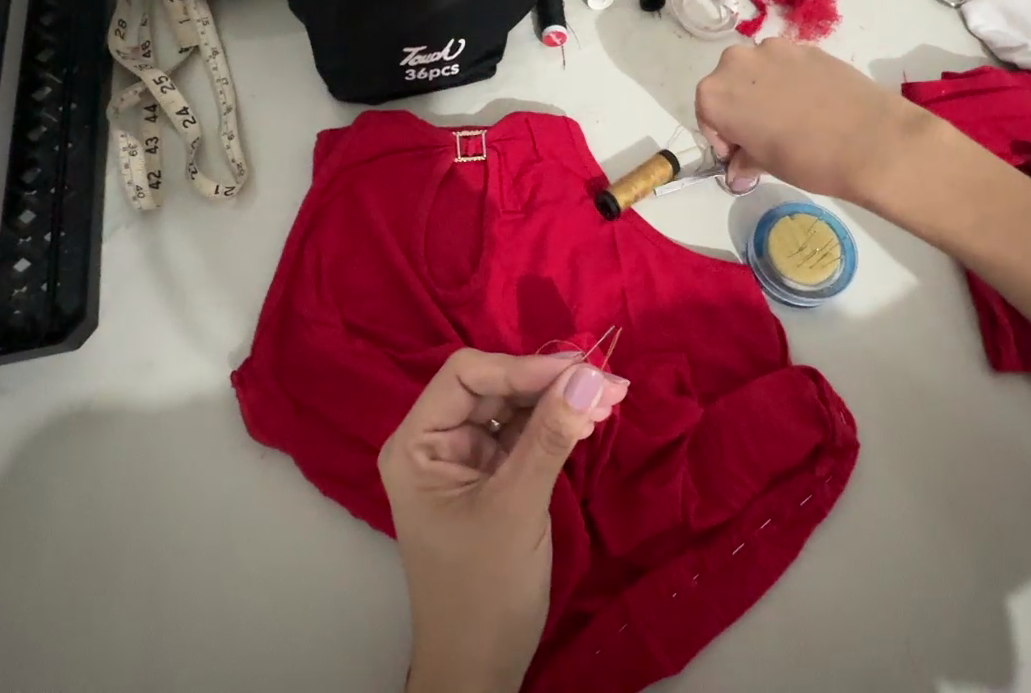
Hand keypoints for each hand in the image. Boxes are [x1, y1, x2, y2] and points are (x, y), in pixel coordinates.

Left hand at [379, 349, 627, 692]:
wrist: (480, 666)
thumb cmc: (483, 591)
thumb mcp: (517, 508)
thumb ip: (550, 437)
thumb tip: (589, 376)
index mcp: (418, 444)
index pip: (466, 376)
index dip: (522, 366)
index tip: (579, 371)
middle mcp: (438, 441)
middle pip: (494, 385)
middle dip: (550, 381)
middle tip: (609, 383)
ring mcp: (467, 457)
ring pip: (515, 405)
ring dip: (561, 399)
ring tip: (612, 397)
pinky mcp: (495, 474)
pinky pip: (527, 432)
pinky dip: (559, 423)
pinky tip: (591, 418)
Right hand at [695, 40, 934, 199]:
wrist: (871, 140)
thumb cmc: (805, 158)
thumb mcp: (766, 165)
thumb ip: (745, 160)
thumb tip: (739, 168)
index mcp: (715, 94)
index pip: (707, 117)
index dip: (723, 139)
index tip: (741, 155)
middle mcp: (737, 62)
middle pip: (728, 86)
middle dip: (739, 109)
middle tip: (763, 136)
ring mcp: (774, 49)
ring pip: (757, 72)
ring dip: (763, 92)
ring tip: (790, 119)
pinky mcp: (807, 46)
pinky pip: (785, 65)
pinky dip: (789, 82)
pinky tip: (812, 105)